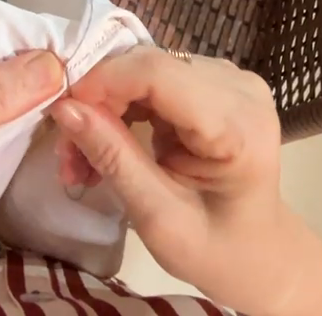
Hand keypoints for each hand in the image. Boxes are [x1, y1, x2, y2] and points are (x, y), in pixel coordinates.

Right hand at [52, 48, 321, 315]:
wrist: (261, 256)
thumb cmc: (218, 251)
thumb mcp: (159, 219)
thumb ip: (114, 158)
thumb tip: (64, 108)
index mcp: (239, 124)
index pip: (159, 73)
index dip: (103, 81)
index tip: (60, 113)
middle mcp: (239, 85)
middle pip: (148, 65)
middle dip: (98, 99)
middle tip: (67, 150)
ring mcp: (229, 76)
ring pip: (144, 66)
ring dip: (106, 103)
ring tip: (83, 154)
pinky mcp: (214, 78)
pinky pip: (153, 75)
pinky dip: (123, 103)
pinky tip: (108, 137)